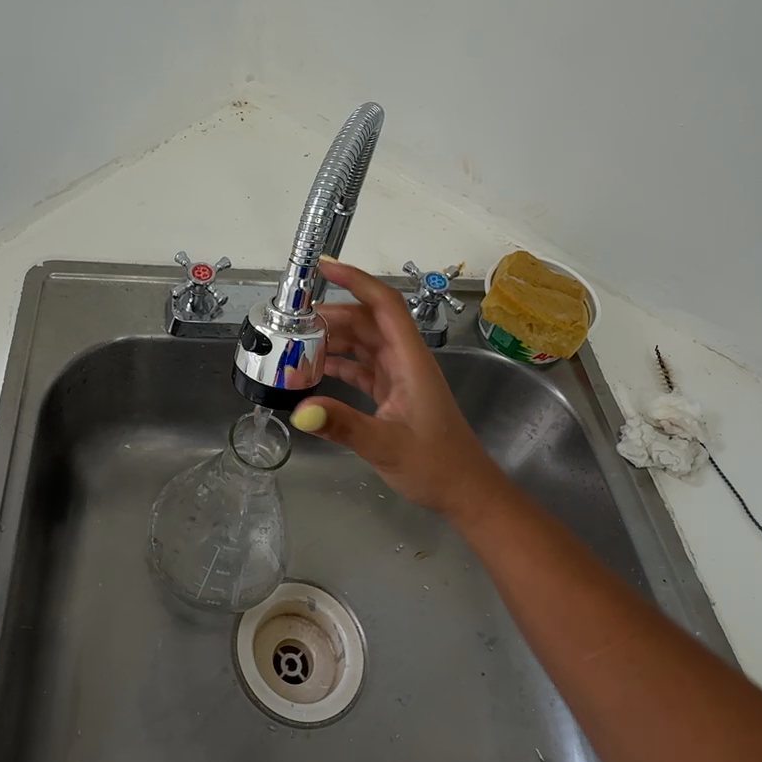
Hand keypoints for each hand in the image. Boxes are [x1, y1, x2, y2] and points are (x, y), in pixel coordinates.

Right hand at [289, 258, 506, 521]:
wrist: (466, 493)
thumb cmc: (437, 465)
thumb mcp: (385, 445)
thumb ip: (342, 425)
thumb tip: (300, 412)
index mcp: (410, 360)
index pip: (384, 305)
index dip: (357, 281)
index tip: (325, 268)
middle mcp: (405, 360)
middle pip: (367, 321)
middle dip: (333, 315)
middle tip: (294, 322)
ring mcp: (400, 376)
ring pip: (363, 342)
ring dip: (333, 339)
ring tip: (297, 344)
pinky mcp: (394, 393)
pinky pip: (362, 366)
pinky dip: (339, 363)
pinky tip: (314, 369)